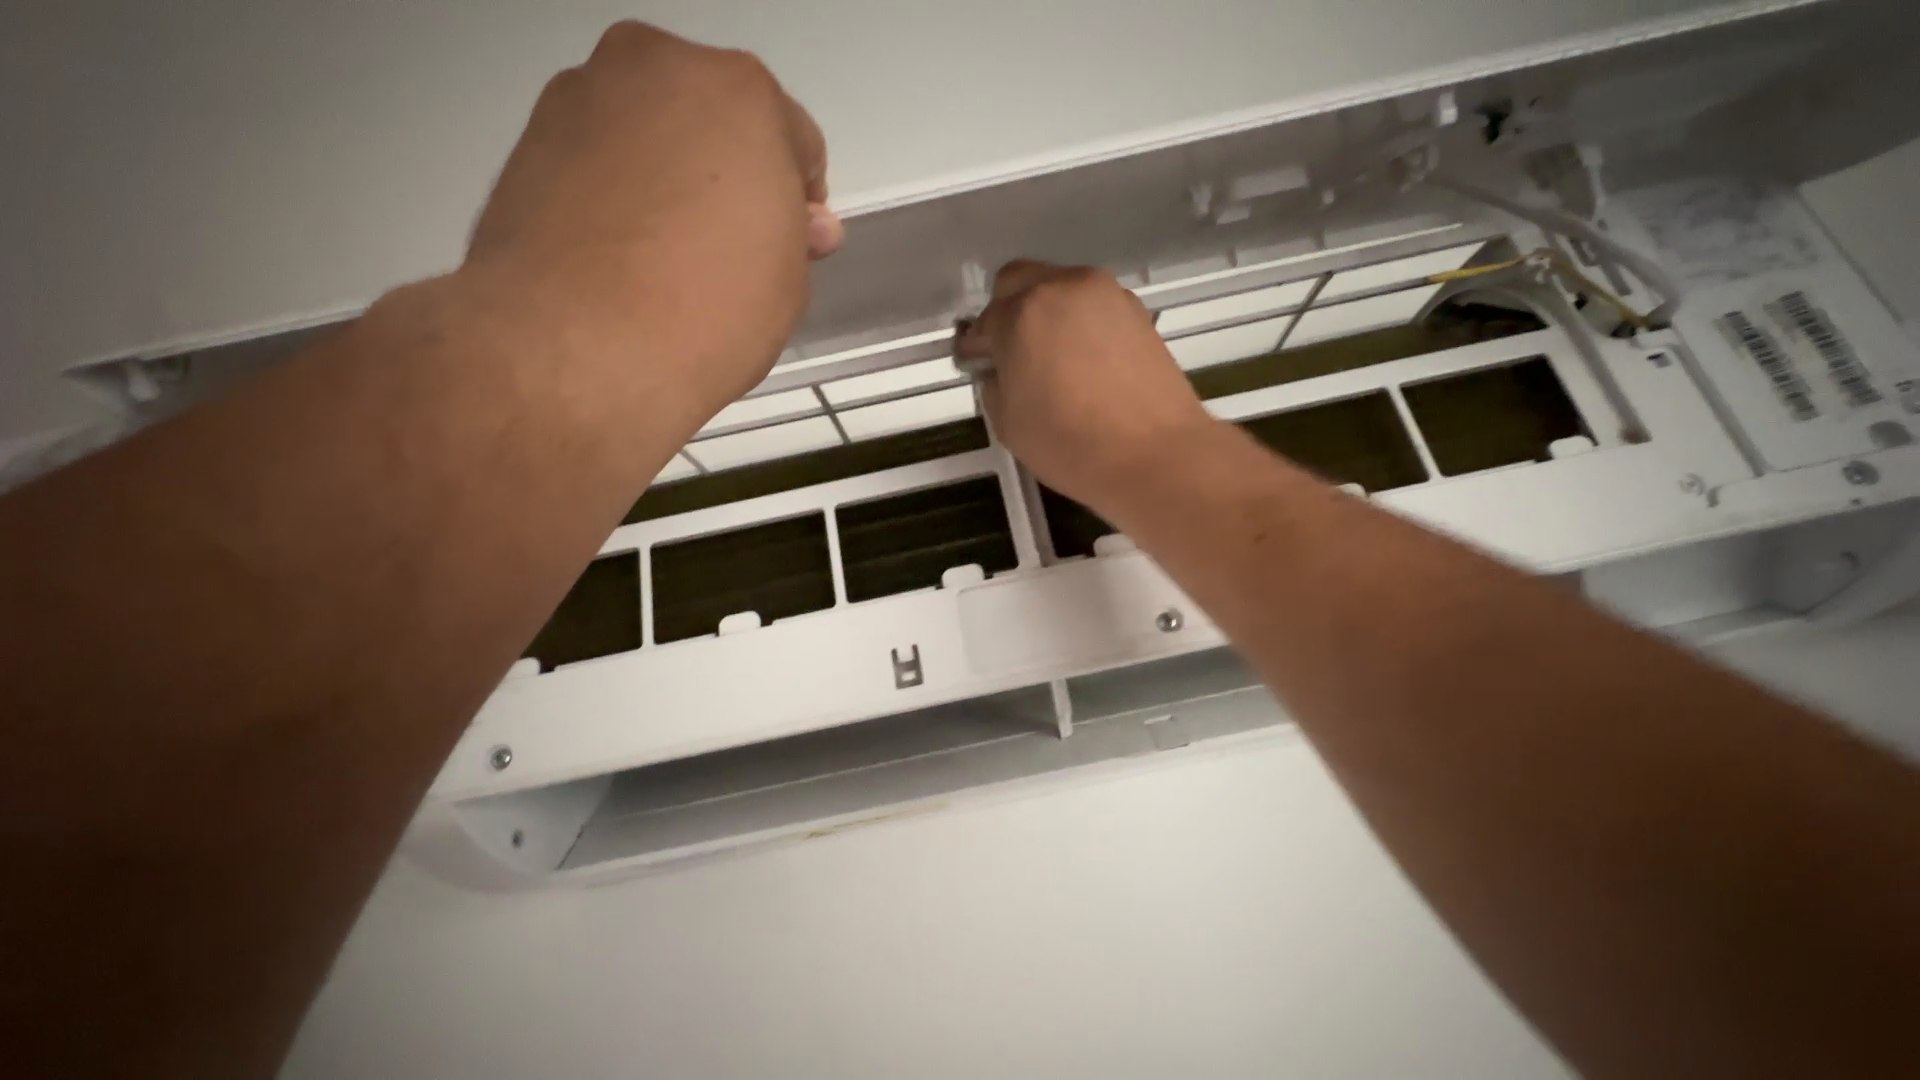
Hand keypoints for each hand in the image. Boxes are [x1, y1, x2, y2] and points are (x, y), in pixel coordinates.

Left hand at [465, 22, 841, 427]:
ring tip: (665, 261)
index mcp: (741, 92)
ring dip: (668, 179)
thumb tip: (800, 223)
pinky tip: (619, 257)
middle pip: (715, 121)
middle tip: (727, 250)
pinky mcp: (528, 139)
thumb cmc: (705, 311)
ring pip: (651, 135)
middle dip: (730, 176)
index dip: (798, 198)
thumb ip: (797, 234)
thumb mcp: (788, 281)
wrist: (579, 348)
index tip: (787, 245)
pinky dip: (615, 193)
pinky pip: (598, 160)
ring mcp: (584, 97)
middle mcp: (657, 69)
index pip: (793, 140)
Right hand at [957, 260, 1221, 508]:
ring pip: (1059, 289)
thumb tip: (999, 370)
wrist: (1155, 455)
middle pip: (1019, 281)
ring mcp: (1105, 294)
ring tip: (1051, 359)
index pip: (983, 322)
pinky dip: (1079, 323)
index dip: (975, 348)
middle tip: (1009, 352)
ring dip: (1045, 314)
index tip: (976, 366)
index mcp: (1021, 314)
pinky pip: (1092, 306)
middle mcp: (1062, 288)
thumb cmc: (1070, 444)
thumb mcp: (1008, 424)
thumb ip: (994, 385)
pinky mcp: (1136, 310)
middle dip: (1006, 311)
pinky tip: (1084, 362)